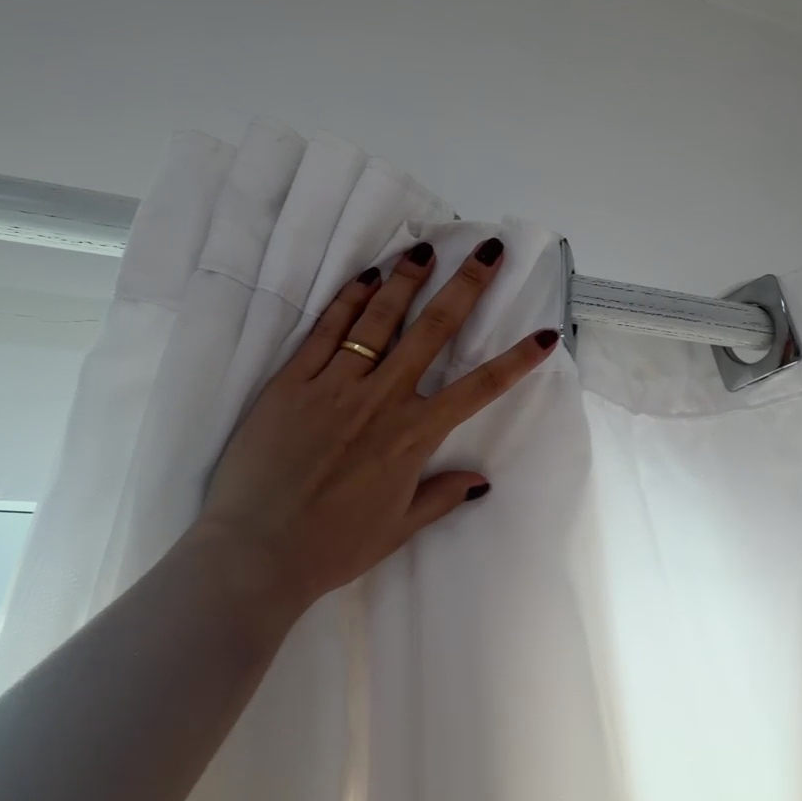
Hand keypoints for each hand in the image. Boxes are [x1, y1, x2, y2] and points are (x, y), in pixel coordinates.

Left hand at [192, 236, 558, 619]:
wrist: (255, 552)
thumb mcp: (398, 529)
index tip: (545, 334)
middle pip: (433, 332)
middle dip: (466, 287)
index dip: (517, 360)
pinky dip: (348, 300)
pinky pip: (325, 331)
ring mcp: (334, 385)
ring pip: (378, 320)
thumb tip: (481, 479)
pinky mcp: (291, 382)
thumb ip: (441, 496)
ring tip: (424, 248)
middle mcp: (381, 399)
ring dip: (406, 280)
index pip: (479, 389)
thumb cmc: (332, 547)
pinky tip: (365, 276)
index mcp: (413, 437)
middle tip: (487, 251)